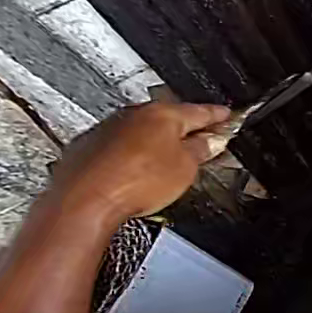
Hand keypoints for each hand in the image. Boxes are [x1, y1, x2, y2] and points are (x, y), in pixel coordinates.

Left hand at [42, 101, 233, 224]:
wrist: (84, 201)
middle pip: (170, 120)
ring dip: (159, 146)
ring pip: (144, 133)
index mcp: (163, 114)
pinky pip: (122, 147)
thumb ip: (201, 150)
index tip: (227, 116)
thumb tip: (210, 142)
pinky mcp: (89, 149)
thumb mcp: (186, 168)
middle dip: (188, 131)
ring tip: (172, 167)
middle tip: (204, 143)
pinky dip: (135, 157)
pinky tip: (140, 175)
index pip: (201, 111)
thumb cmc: (133, 182)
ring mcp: (109, 130)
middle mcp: (134, 116)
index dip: (218, 115)